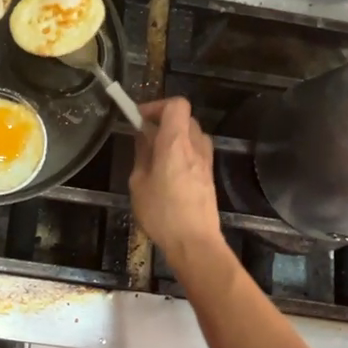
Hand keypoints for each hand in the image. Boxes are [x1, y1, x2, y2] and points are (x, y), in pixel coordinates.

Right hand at [130, 98, 223, 263]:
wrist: (194, 243)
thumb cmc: (161, 213)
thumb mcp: (138, 183)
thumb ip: (142, 154)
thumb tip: (144, 135)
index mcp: (175, 143)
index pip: (176, 105)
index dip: (156, 106)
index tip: (139, 119)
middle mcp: (195, 146)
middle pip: (184, 117)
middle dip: (163, 121)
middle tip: (144, 136)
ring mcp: (206, 161)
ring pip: (192, 133)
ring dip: (175, 136)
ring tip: (156, 154)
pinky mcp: (209, 175)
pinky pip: (196, 151)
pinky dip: (183, 151)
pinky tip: (169, 171)